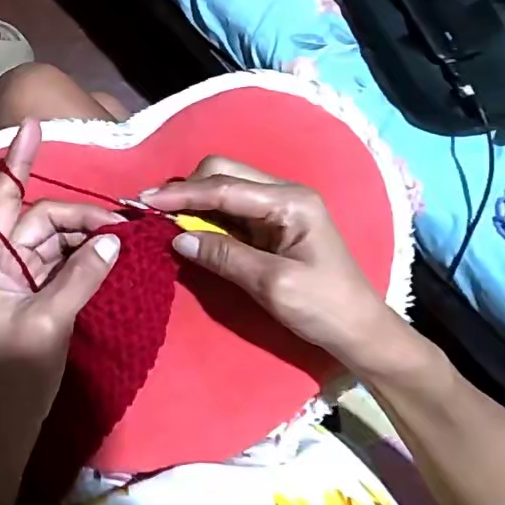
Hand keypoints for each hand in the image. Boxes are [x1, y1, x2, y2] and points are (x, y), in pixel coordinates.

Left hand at [0, 121, 124, 432]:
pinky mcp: (34, 291)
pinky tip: (108, 254)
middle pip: (38, 219)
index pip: (2, 201)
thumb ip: (80, 276)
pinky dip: (83, 254)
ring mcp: (16, 277)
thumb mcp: (49, 324)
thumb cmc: (16, 376)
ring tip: (120, 240)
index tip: (32, 126)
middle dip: (77, 216)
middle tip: (120, 226)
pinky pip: (60, 259)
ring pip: (52, 238)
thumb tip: (112, 240)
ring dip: (84, 235)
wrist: (8, 424)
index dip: (16, 162)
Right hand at [140, 157, 415, 370]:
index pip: (224, 187)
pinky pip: (229, 210)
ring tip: (161, 218)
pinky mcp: (269, 225)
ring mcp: (277, 208)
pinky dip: (204, 216)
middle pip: (223, 173)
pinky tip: (186, 228)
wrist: (358, 330)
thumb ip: (224, 257)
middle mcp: (282, 194)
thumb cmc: (323, 307)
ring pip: (223, 189)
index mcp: (290, 201)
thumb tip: (177, 239)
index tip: (146, 201)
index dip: (183, 194)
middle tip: (153, 212)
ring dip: (192, 201)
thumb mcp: (273, 284)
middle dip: (187, 189)